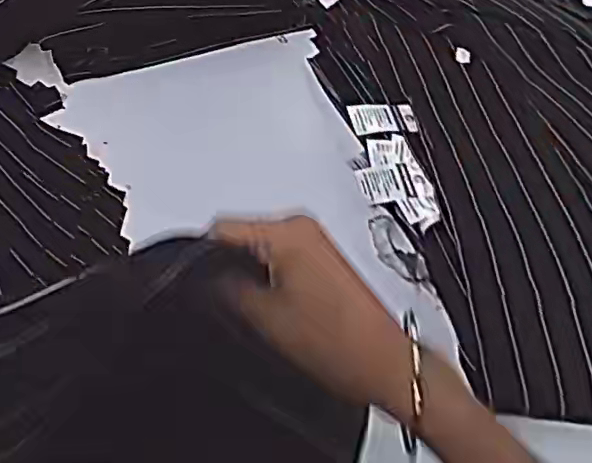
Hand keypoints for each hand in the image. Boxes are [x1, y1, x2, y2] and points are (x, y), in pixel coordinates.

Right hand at [211, 214, 413, 417]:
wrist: (389, 365)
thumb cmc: (342, 343)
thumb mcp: (265, 318)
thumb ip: (227, 288)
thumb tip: (208, 277)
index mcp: (287, 231)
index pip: (223, 227)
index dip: (206, 253)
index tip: (202, 273)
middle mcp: (302, 226)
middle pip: (243, 233)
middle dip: (233, 262)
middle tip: (234, 296)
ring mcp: (315, 238)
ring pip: (262, 243)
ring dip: (254, 268)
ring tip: (262, 303)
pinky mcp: (323, 253)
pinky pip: (282, 252)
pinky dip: (273, 272)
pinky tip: (280, 301)